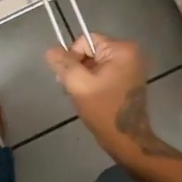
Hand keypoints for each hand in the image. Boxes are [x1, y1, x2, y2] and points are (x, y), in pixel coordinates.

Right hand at [44, 34, 179, 162]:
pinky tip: (89, 97)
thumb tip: (51, 50)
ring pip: (94, 63)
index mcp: (121, 49)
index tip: (69, 79)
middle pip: (90, 51)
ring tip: (80, 95)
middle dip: (77, 68)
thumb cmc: (103, 110)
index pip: (85, 41)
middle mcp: (129, 53)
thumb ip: (62, 63)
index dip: (72, 57)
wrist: (126, 140)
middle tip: (72, 89)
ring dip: (83, 77)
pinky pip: (103, 72)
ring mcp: (130, 67)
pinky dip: (93, 82)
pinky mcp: (128, 79)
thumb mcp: (78, 84)